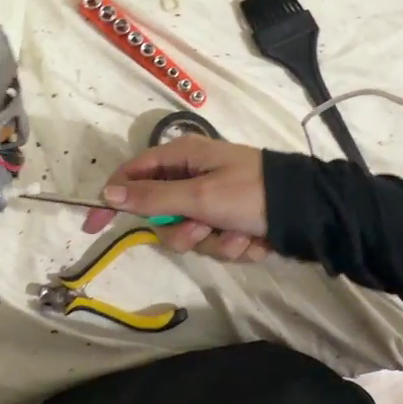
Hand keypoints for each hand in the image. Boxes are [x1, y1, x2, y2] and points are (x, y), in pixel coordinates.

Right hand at [83, 137, 269, 262]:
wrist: (309, 212)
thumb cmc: (249, 193)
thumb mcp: (198, 196)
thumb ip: (151, 197)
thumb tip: (107, 193)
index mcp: (183, 157)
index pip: (132, 174)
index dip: (113, 199)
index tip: (93, 227)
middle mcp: (194, 176)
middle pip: (162, 213)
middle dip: (183, 230)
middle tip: (202, 229)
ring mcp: (214, 201)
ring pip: (190, 234)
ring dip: (213, 241)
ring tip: (239, 234)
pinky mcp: (232, 222)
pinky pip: (215, 242)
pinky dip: (233, 246)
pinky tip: (255, 239)